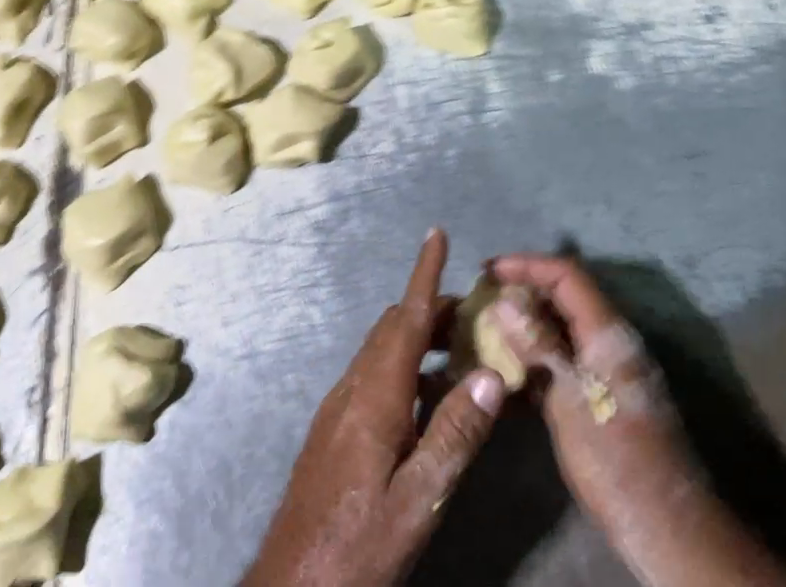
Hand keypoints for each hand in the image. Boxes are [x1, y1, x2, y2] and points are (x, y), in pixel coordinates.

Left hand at [243, 230, 507, 586]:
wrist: (294, 583)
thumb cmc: (359, 543)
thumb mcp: (419, 499)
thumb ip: (455, 435)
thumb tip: (491, 373)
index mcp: (374, 398)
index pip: (404, 321)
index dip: (423, 276)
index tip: (436, 234)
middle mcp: (352, 391)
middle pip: (393, 331)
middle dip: (432, 310)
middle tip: (479, 315)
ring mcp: (338, 411)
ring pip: (382, 354)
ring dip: (420, 340)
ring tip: (465, 354)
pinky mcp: (335, 432)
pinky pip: (375, 379)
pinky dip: (408, 370)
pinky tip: (433, 401)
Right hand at [489, 254, 785, 586]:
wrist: (660, 520)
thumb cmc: (615, 456)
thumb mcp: (570, 398)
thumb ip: (538, 346)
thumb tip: (503, 301)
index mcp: (608, 333)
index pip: (567, 276)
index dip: (527, 265)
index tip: (486, 271)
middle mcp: (608, 343)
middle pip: (563, 299)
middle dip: (520, 294)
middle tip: (478, 302)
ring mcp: (603, 372)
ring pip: (558, 333)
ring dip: (521, 329)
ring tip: (480, 334)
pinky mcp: (595, 399)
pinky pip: (558, 365)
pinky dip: (530, 363)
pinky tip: (500, 378)